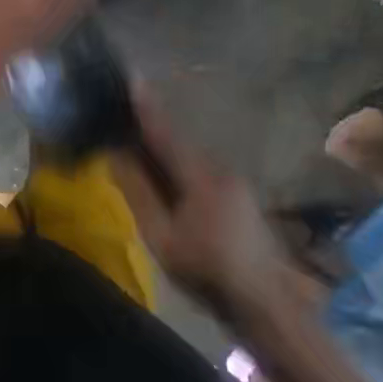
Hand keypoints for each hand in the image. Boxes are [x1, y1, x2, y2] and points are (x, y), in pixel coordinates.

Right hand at [112, 95, 288, 318]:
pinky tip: (161, 171)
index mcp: (199, 173)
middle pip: (174, 139)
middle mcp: (218, 166)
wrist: (266, 304)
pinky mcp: (235, 192)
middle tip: (118, 112)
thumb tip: (116, 153)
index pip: (163, 130)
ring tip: (132, 139)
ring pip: (186, 154)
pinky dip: (174, 162)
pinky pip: (195, 167)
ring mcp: (231, 179)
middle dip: (147, 124)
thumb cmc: (208, 271)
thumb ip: (138, 192)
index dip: (143, 104)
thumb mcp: (162, 237)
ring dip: (160, 145)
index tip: (128, 77)